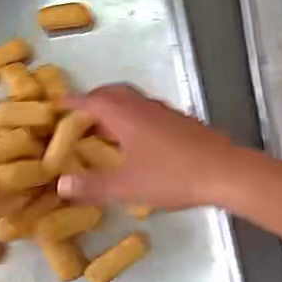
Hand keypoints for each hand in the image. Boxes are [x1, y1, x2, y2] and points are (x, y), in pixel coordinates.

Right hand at [56, 84, 252, 211]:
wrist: (224, 171)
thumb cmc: (171, 176)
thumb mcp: (126, 187)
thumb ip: (92, 185)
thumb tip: (61, 183)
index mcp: (125, 115)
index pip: (92, 101)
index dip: (73, 102)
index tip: (58, 103)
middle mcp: (144, 106)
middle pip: (114, 94)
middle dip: (95, 100)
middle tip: (80, 114)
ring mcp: (167, 112)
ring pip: (135, 101)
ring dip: (117, 108)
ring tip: (106, 128)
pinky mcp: (183, 122)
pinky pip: (150, 112)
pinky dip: (135, 118)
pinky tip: (139, 140)